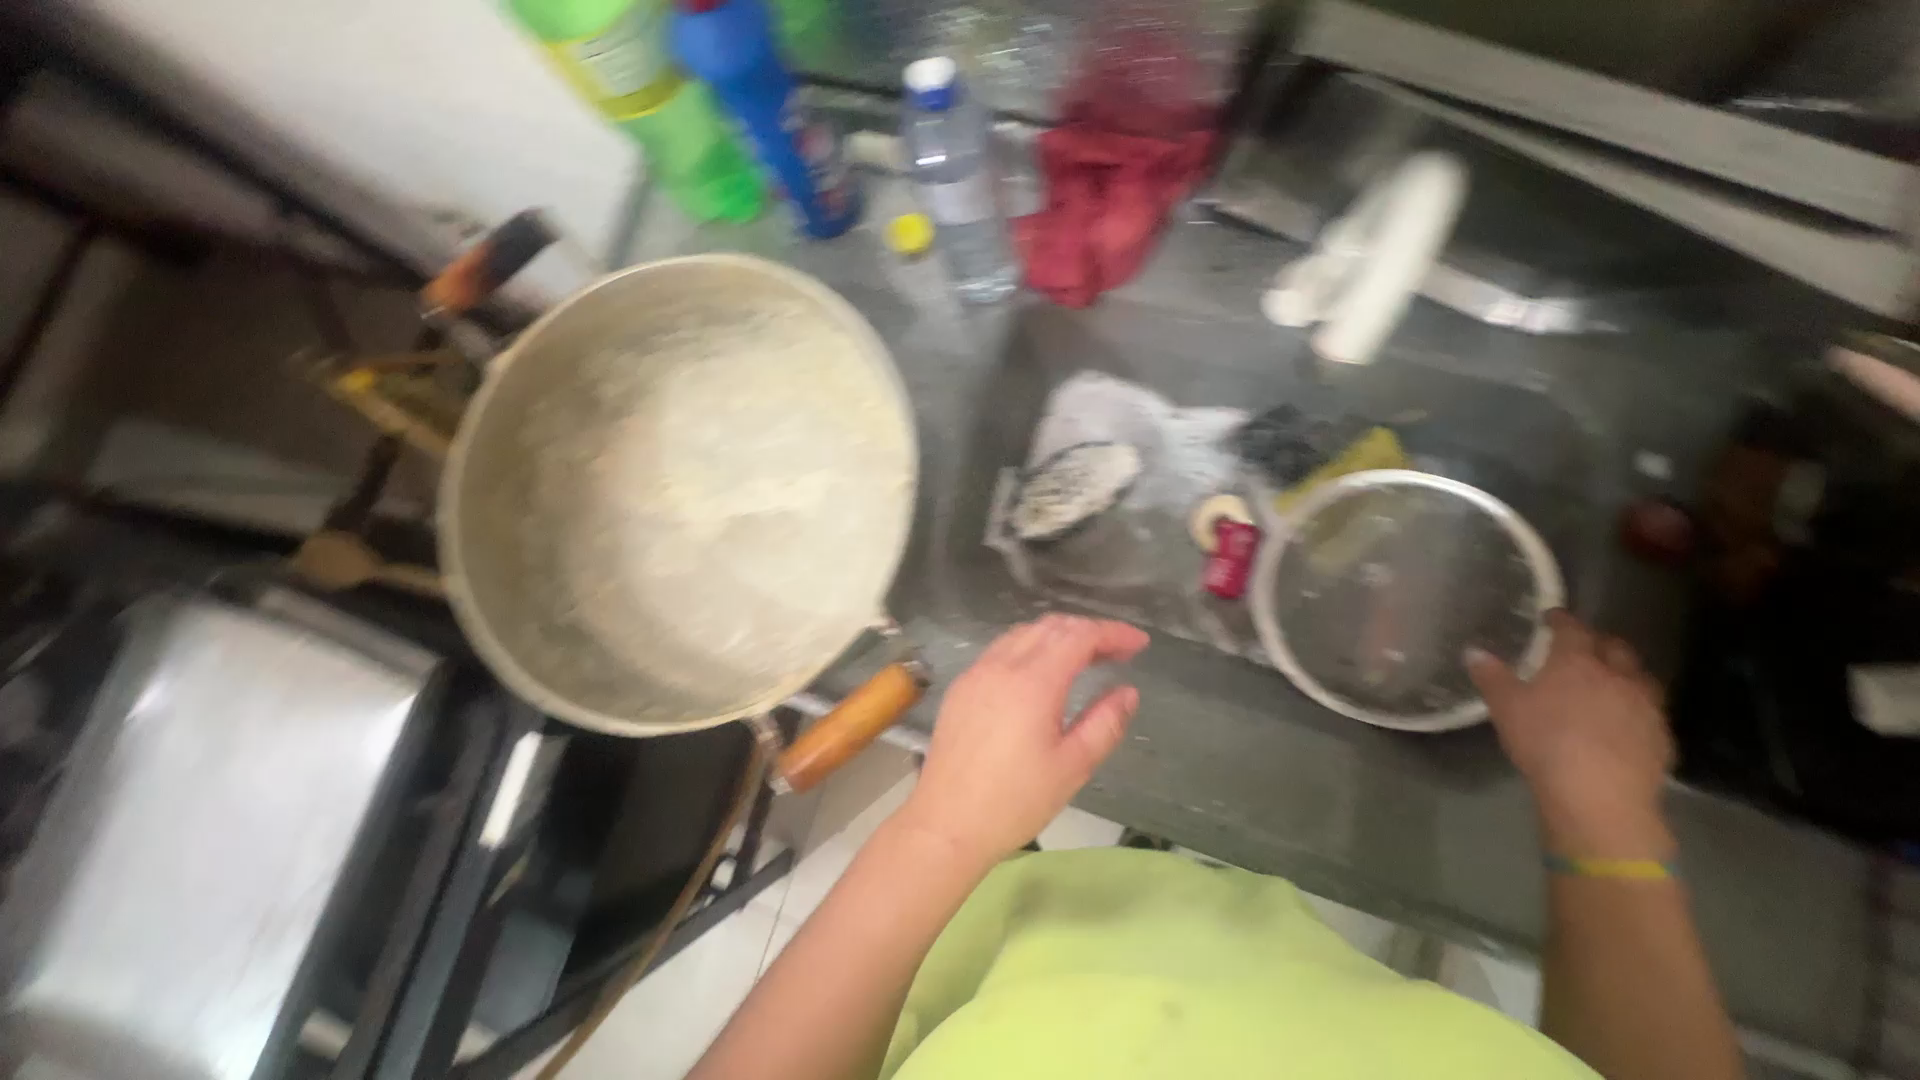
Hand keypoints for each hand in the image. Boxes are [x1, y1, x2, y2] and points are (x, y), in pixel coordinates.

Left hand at [896, 615, 1149, 868]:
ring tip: (1086, 658)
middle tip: (1118, 652)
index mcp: (1033, 682)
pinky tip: (1043, 671)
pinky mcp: (962, 687)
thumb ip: (1105, 723)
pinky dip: (1031, 647)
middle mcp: (1001, 666)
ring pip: (1024, 634)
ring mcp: (976, 673)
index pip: (1079, 636)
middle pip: (1051, 627)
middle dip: (1089, 631)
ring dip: (1059, 635)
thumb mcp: (1073, 766)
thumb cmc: (1015, 801)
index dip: (1112, 633)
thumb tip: (1127, 691)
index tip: (1139, 643)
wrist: (947, 823)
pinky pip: (1002, 650)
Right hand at [1467, 611, 1675, 857]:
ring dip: (1625, 675)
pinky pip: (1650, 713)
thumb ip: (1491, 676)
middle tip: (1584, 648)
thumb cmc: (1544, 741)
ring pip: (1641, 678)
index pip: (1572, 629)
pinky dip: (1636, 709)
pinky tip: (1623, 724)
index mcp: (1577, 662)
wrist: (1599, 794)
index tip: (1552, 617)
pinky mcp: (1662, 737)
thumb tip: (1474, 651)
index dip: (1561, 620)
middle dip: (1600, 643)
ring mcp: (1646, 706)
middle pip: (1616, 648)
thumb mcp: (1505, 707)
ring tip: (1610, 684)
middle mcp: (1618, 676)